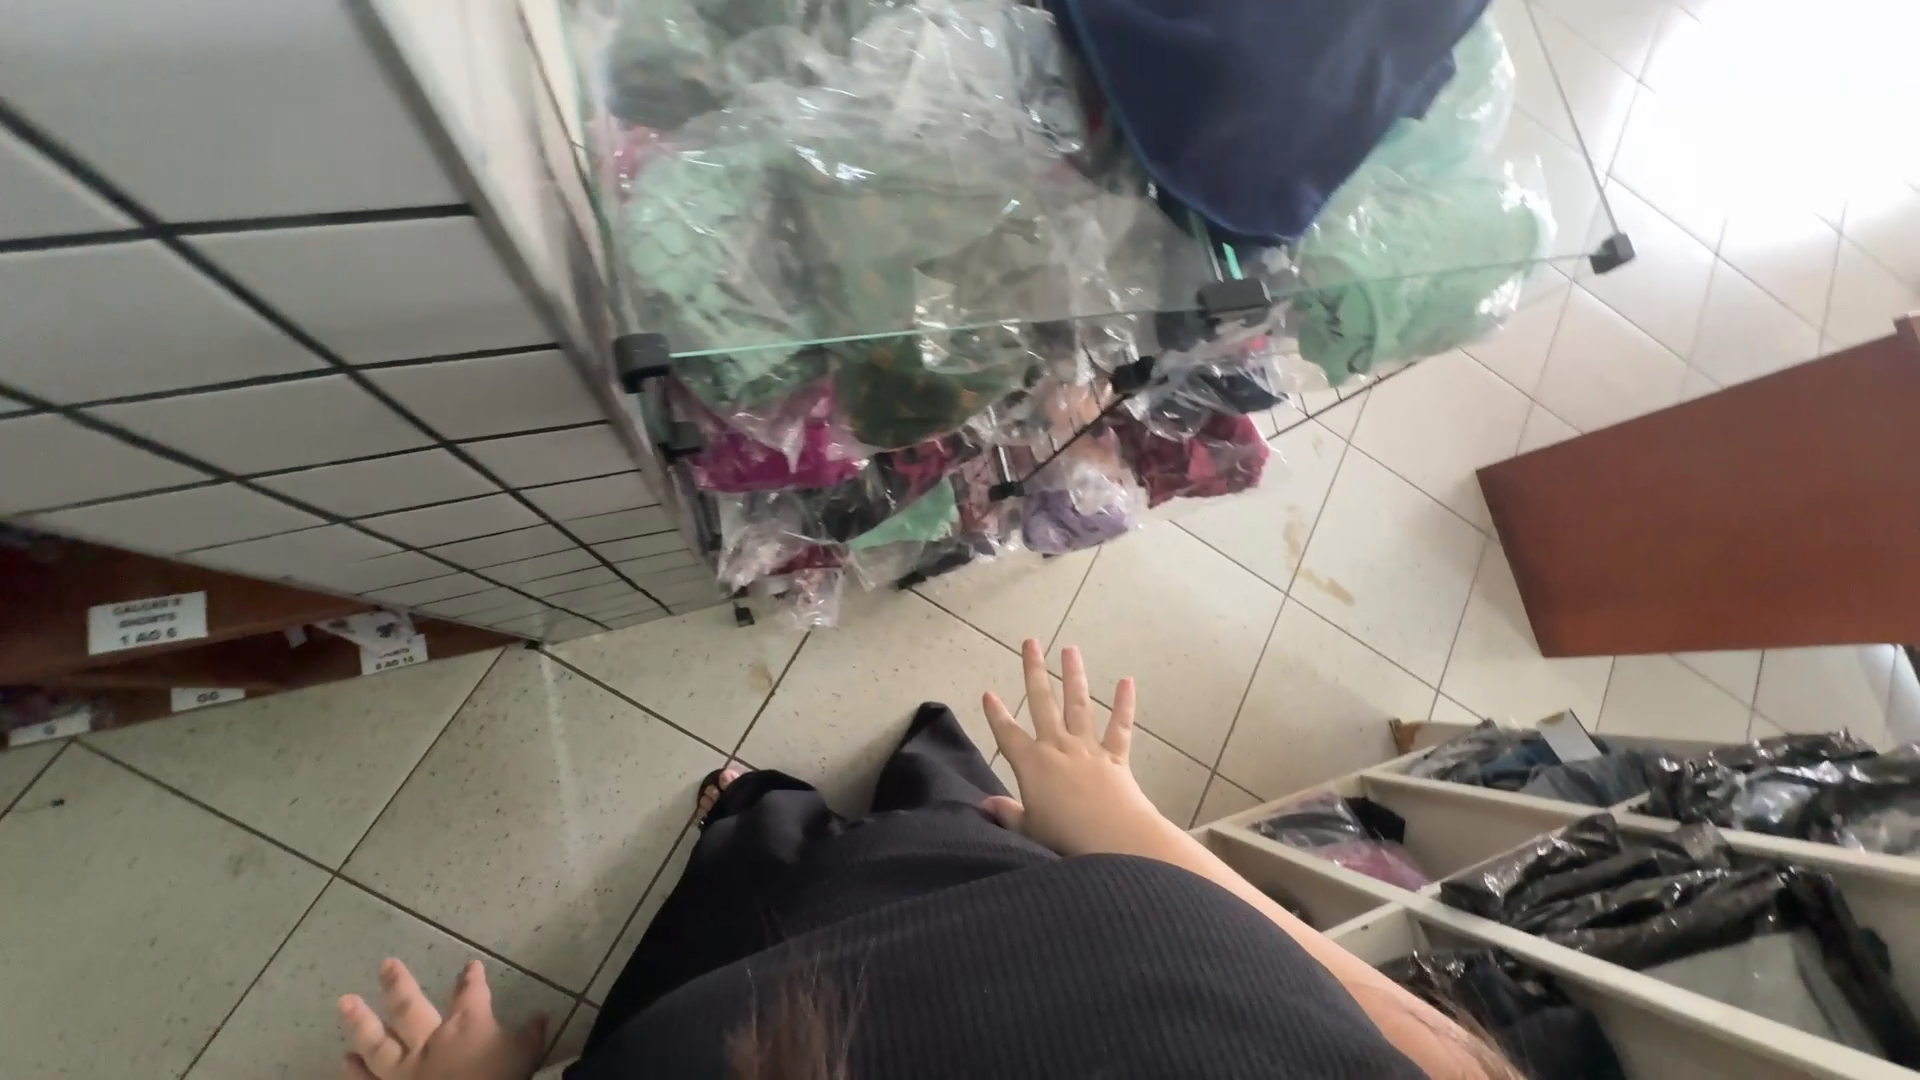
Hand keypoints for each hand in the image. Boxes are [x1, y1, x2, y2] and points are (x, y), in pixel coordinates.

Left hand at [336, 958, 546, 1079]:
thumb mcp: (525, 1054)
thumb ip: (531, 1033)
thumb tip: (541, 1016)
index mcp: (467, 1023)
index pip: (470, 991)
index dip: (471, 977)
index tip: (470, 966)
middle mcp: (430, 1039)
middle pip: (410, 1007)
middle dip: (399, 984)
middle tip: (385, 964)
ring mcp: (403, 1070)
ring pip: (378, 1041)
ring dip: (360, 1021)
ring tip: (345, 1001)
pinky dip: (356, 1071)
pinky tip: (346, 1058)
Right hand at [979, 639, 1174, 855]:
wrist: (1114, 837)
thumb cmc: (1065, 837)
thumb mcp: (1029, 828)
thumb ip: (1008, 813)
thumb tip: (985, 806)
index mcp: (1032, 764)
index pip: (1007, 734)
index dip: (996, 714)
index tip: (988, 693)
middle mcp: (1057, 746)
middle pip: (1042, 702)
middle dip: (1034, 671)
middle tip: (1030, 642)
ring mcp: (1087, 747)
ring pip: (1078, 704)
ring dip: (1073, 675)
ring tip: (1070, 649)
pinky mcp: (1115, 756)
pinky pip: (1120, 726)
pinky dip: (1124, 704)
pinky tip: (1126, 681)